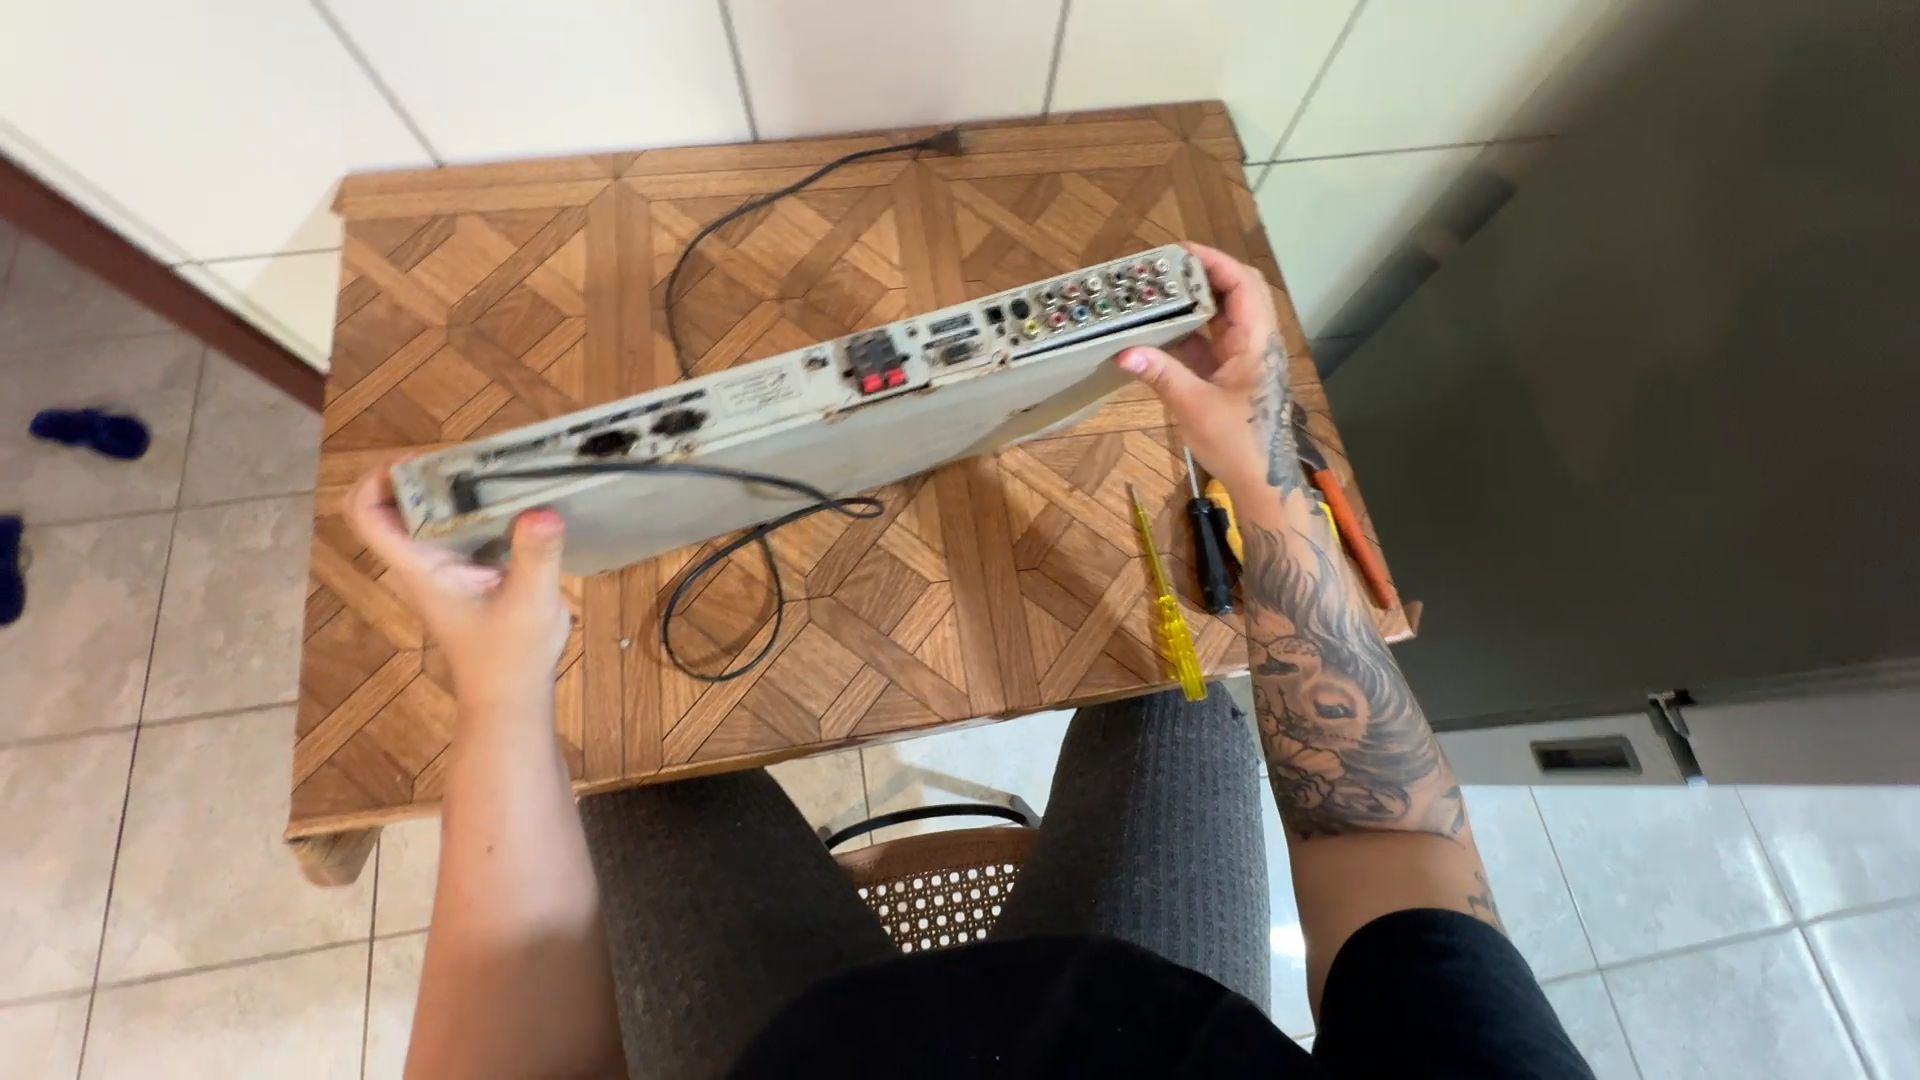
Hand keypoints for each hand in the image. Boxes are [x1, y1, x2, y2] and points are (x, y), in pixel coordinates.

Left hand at [344, 468, 570, 712]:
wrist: (511, 695)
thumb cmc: (511, 655)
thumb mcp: (531, 601)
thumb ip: (536, 555)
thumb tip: (544, 511)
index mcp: (420, 566)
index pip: (368, 514)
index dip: (378, 479)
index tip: (423, 460)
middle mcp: (424, 563)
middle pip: (400, 507)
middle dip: (429, 476)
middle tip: (475, 460)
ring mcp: (446, 571)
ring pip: (433, 518)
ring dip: (456, 493)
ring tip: (497, 474)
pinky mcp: (470, 577)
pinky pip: (462, 533)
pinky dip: (480, 512)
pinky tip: (517, 508)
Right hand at [1116, 242, 1287, 493]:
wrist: (1262, 479)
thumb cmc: (1238, 443)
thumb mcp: (1194, 406)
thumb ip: (1162, 374)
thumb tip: (1125, 352)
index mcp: (1257, 342)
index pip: (1242, 285)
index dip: (1215, 261)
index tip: (1181, 251)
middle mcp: (1256, 342)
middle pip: (1238, 292)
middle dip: (1206, 274)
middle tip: (1168, 268)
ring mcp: (1247, 358)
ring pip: (1226, 316)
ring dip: (1199, 301)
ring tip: (1163, 291)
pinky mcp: (1235, 375)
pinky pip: (1214, 341)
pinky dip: (1192, 330)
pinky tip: (1166, 328)